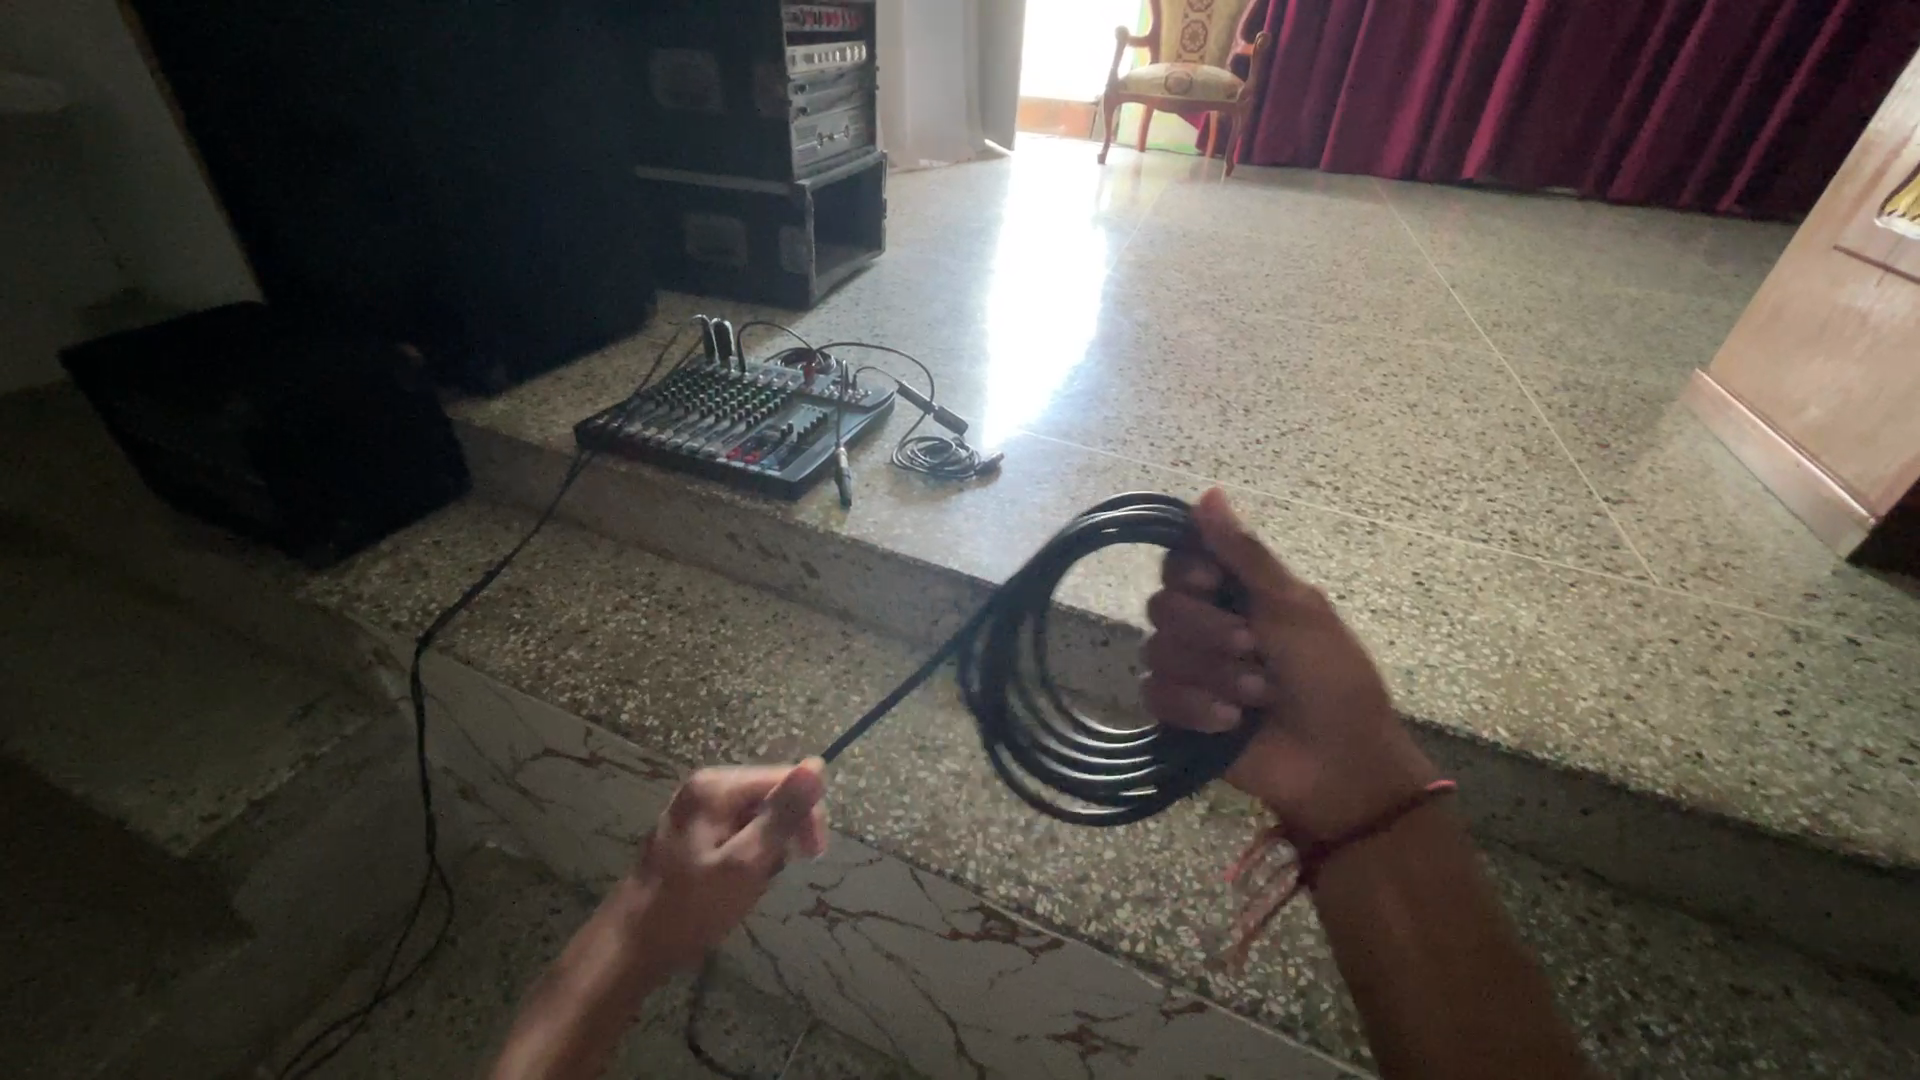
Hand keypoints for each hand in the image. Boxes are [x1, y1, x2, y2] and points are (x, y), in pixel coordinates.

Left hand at [618, 760, 828, 973]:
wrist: (626, 950)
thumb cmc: (688, 909)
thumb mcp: (746, 862)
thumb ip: (783, 814)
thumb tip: (818, 764)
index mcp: (717, 786)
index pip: (785, 778)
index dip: (806, 813)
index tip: (812, 855)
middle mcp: (706, 787)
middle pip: (770, 796)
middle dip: (782, 835)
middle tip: (773, 876)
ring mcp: (696, 810)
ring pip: (756, 818)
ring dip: (764, 851)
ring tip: (749, 886)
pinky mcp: (691, 833)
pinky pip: (736, 833)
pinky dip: (745, 858)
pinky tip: (734, 885)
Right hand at [1141, 489, 1437, 844]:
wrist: (1338, 759)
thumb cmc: (1330, 674)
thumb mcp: (1295, 606)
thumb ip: (1245, 553)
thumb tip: (1208, 490)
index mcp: (1231, 592)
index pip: (1177, 561)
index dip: (1189, 572)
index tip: (1215, 583)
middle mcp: (1201, 624)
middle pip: (1161, 605)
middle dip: (1209, 631)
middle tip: (1253, 648)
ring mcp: (1186, 669)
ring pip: (1157, 651)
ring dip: (1213, 675)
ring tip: (1256, 695)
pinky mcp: (1175, 712)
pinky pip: (1155, 695)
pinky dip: (1195, 708)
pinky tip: (1230, 723)